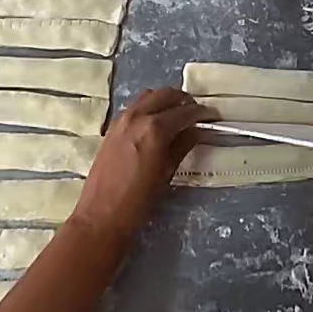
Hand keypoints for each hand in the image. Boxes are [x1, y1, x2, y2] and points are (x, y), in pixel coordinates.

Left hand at [69, 88, 212, 242]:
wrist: (101, 217)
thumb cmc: (139, 200)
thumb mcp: (167, 172)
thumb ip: (183, 145)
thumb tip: (195, 131)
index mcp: (156, 128)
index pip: (185, 111)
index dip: (202, 112)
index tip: (212, 115)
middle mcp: (138, 117)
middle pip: (166, 95)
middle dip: (184, 100)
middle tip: (195, 112)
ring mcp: (122, 120)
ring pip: (149, 96)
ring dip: (165, 100)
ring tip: (176, 114)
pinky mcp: (112, 127)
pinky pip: (135, 106)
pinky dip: (149, 106)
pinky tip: (155, 122)